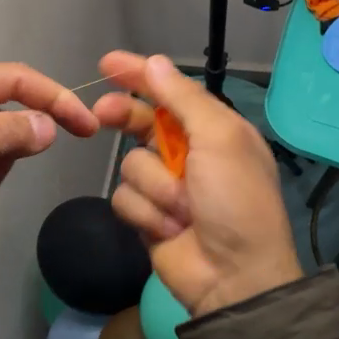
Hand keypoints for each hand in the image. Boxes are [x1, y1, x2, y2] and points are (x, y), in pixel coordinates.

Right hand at [90, 52, 304, 316]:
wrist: (235, 276)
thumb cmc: (236, 201)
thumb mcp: (220, 139)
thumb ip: (183, 100)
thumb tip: (154, 62)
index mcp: (214, 130)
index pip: (170, 92)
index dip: (139, 76)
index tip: (108, 63)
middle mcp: (188, 153)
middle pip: (141, 123)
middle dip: (124, 118)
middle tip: (101, 113)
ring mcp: (165, 187)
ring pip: (130, 165)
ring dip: (155, 188)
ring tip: (183, 210)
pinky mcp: (147, 216)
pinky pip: (125, 199)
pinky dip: (146, 214)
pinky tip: (169, 229)